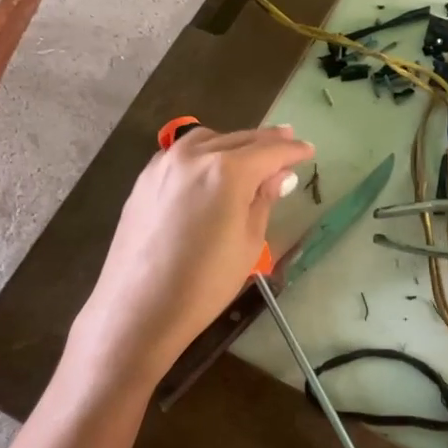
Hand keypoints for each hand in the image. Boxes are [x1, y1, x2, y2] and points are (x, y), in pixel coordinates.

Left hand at [72, 124, 313, 384]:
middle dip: (266, 141)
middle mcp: (195, 156)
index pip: (269, 151)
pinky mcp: (145, 180)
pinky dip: (204, 151)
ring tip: (250, 150)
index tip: (308, 150)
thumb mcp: (249, 243)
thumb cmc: (204, 283)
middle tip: (288, 139)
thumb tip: (278, 175)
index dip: (292, 151)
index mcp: (228, 170)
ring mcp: (165, 164)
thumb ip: (263, 200)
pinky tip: (210, 164)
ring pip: (208, 140)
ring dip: (233, 141)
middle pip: (239, 139)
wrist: (138, 307)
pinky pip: (182, 153)